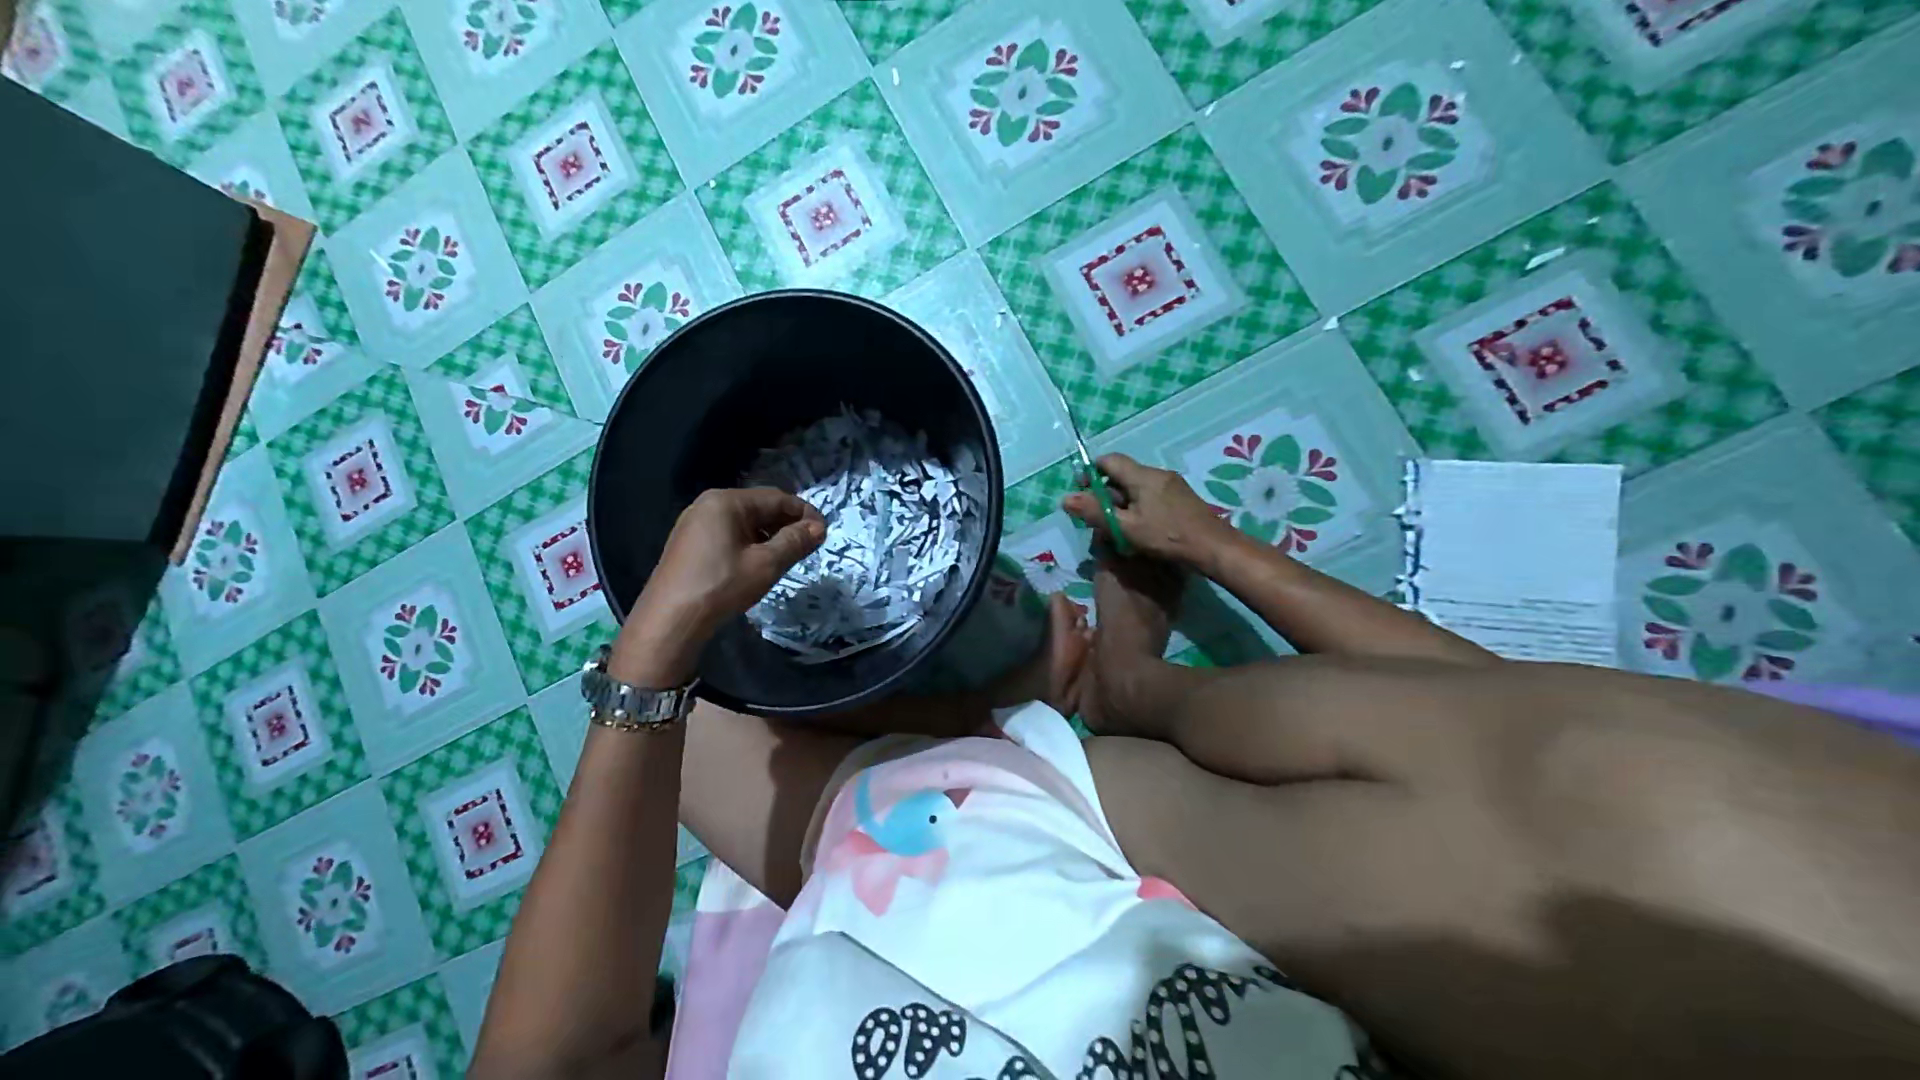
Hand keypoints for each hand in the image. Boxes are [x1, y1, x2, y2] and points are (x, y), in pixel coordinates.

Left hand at [613, 488, 823, 683]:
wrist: (670, 620)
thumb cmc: (721, 586)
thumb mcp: (766, 564)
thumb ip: (795, 541)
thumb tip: (819, 527)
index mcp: (727, 501)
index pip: (777, 498)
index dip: (805, 513)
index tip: (823, 533)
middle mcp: (708, 503)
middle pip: (759, 506)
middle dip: (787, 524)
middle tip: (808, 546)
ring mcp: (695, 522)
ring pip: (745, 521)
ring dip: (770, 535)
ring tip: (788, 556)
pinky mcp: (689, 542)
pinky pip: (729, 533)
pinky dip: (750, 542)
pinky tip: (758, 562)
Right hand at [1061, 453, 1232, 568]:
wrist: (1214, 547)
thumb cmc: (1167, 536)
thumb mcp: (1126, 528)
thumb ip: (1095, 512)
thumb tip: (1066, 499)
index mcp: (1142, 476)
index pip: (1109, 460)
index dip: (1091, 472)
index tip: (1082, 491)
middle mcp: (1157, 473)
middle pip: (1123, 473)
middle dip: (1105, 491)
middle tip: (1096, 515)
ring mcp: (1172, 485)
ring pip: (1137, 485)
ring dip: (1122, 500)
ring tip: (1115, 524)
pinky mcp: (1181, 498)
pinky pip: (1151, 494)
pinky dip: (1138, 504)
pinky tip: (1138, 527)